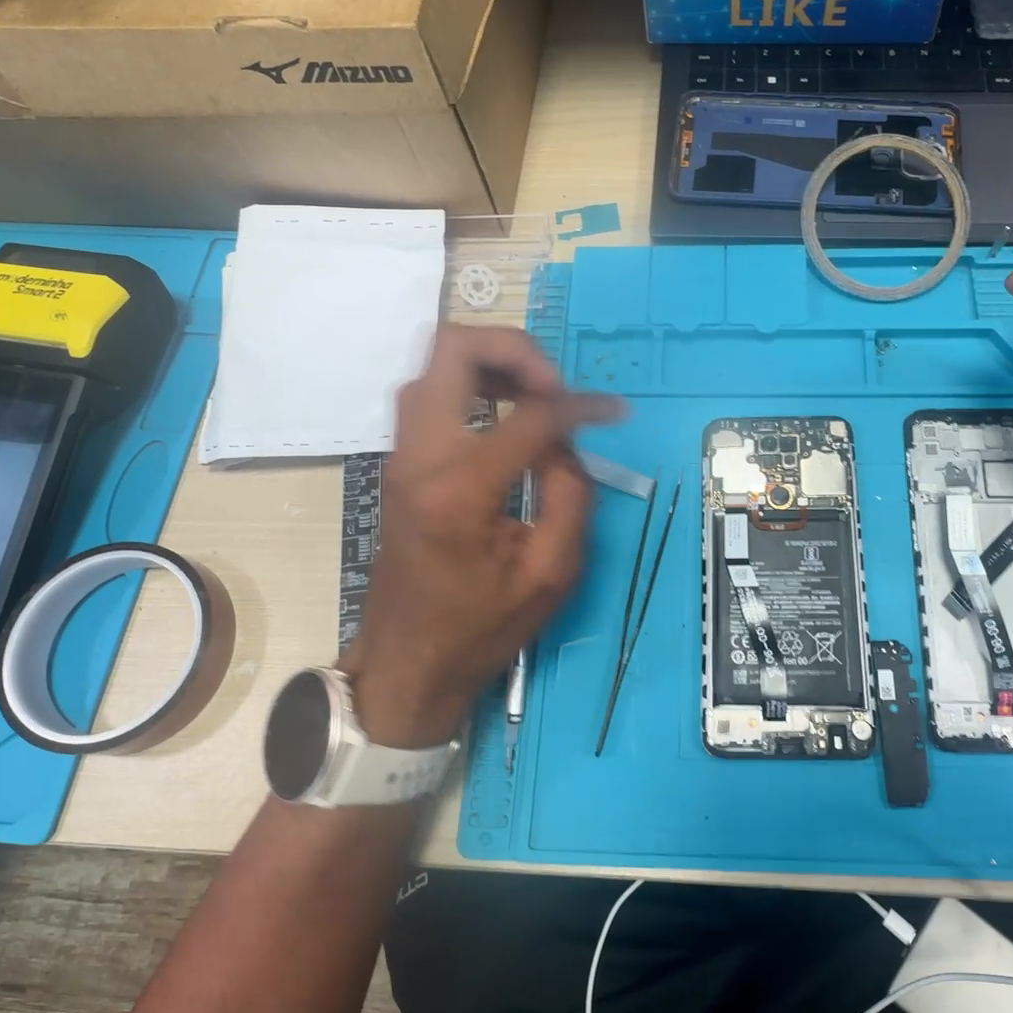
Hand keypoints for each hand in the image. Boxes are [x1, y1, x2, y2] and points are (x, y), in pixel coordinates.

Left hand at [341, 325, 621, 747]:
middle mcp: (420, 456)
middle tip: (555, 385)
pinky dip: (470, 383)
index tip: (613, 411)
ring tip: (536, 393)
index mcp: (460, 490)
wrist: (406, 663)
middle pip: (453, 349)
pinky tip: (505, 411)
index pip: (528, 414)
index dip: (580, 405)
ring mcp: (401, 455)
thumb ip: (569, 493)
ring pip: (433, 364)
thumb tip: (564, 440)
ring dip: (488, 362)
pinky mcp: (399, 463)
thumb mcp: (551, 573)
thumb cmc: (479, 628)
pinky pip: (429, 394)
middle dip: (515, 350)